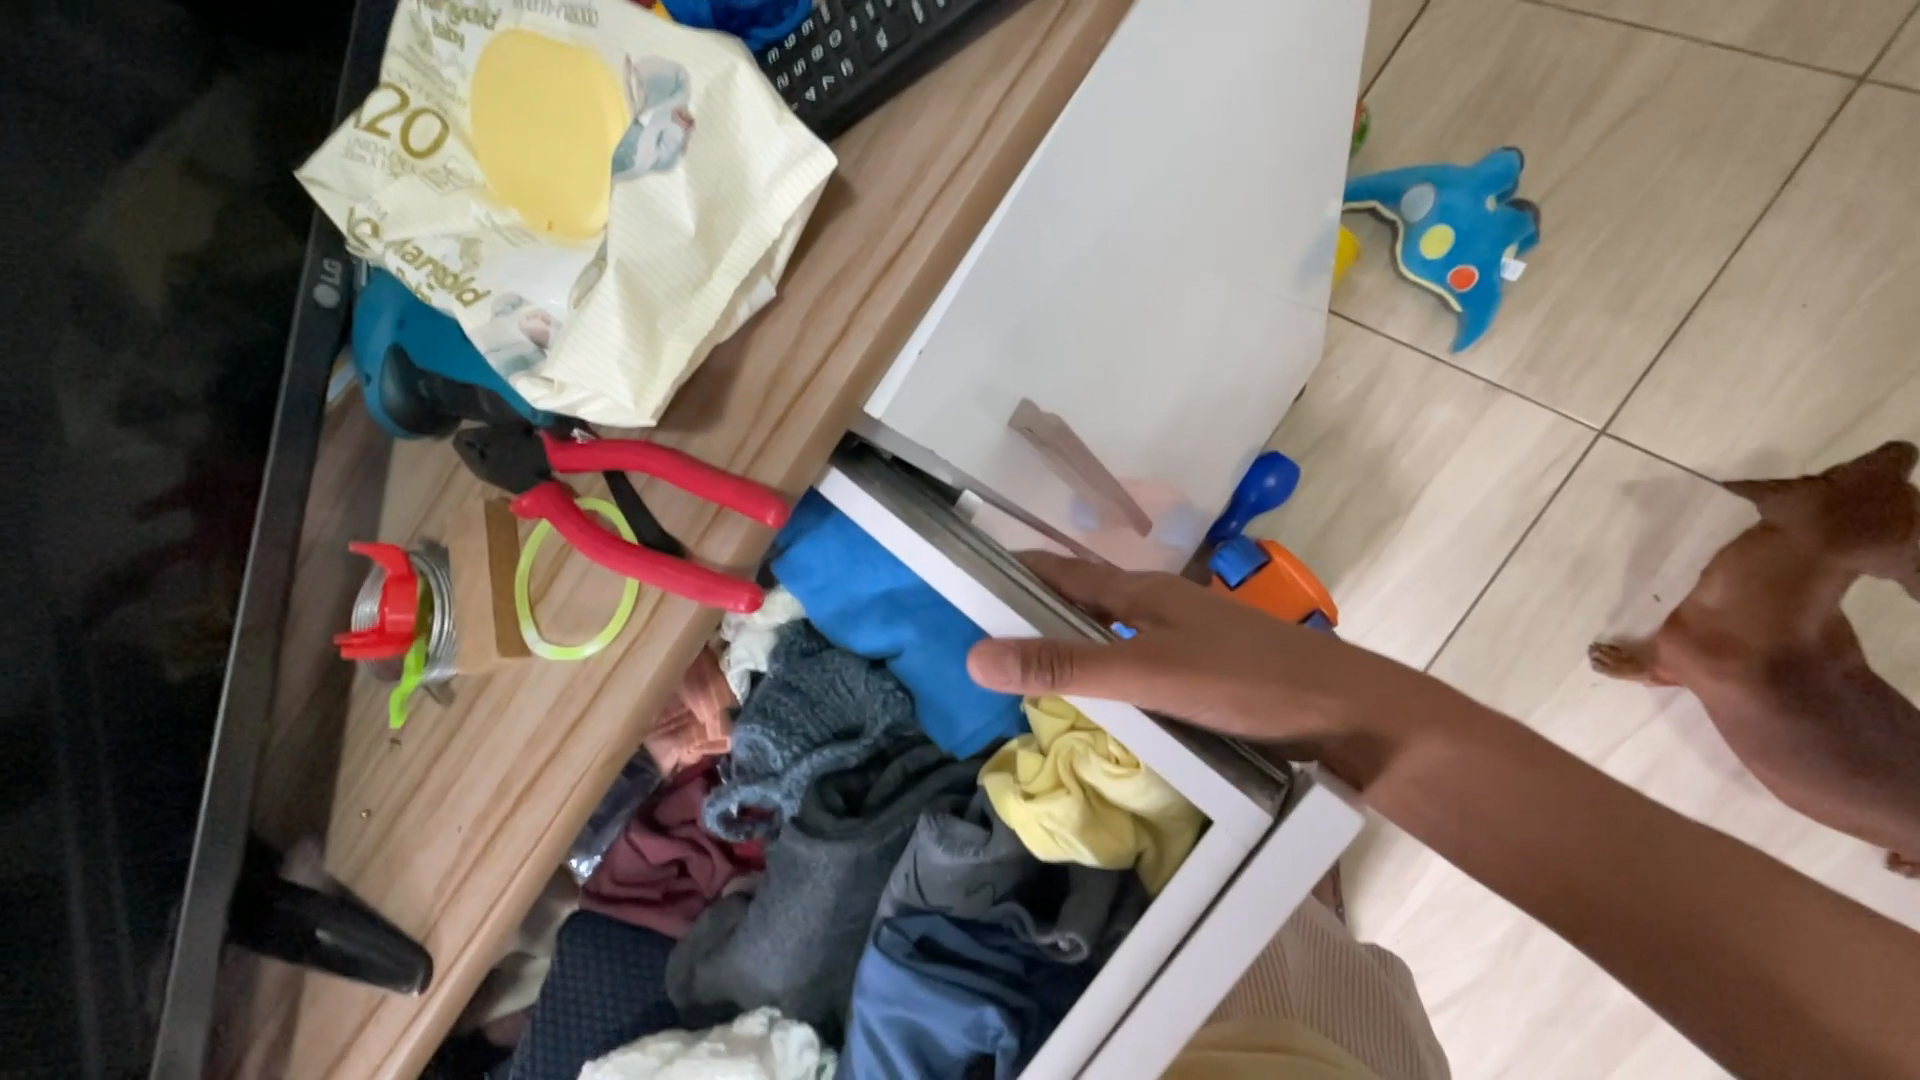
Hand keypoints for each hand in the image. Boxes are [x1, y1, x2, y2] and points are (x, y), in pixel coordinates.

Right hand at [966, 552, 1451, 776]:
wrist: (1345, 711)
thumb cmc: (1244, 681)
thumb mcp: (1146, 674)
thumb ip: (1066, 665)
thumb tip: (977, 656)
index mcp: (1138, 591)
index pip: (1058, 571)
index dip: (1012, 570)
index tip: (965, 579)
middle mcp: (1156, 602)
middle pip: (1080, 596)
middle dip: (1032, 607)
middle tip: (984, 634)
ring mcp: (1183, 633)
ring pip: (1108, 627)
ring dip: (1067, 637)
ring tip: (1028, 665)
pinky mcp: (1202, 665)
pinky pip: (1134, 655)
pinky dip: (1102, 666)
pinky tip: (1099, 694)